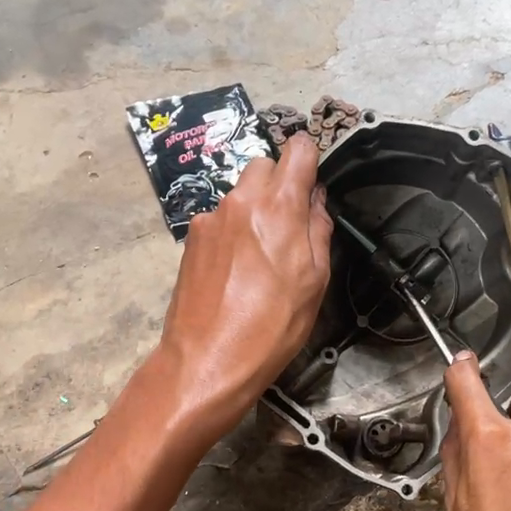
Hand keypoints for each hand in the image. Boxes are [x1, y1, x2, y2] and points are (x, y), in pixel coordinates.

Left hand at [152, 138, 332, 429]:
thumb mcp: (315, 283)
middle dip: (280, 185)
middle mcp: (241, 202)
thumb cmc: (271, 327)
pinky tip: (237, 272)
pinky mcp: (191, 240)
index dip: (309, 158)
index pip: (297, 150)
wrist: (208, 360)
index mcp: (278, 208)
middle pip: (264, 166)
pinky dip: (233, 233)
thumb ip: (319, 232)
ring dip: (255, 211)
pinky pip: (220, 221)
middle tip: (291, 226)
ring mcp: (210, 219)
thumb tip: (316, 201)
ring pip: (240, 194)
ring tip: (263, 258)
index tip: (314, 180)